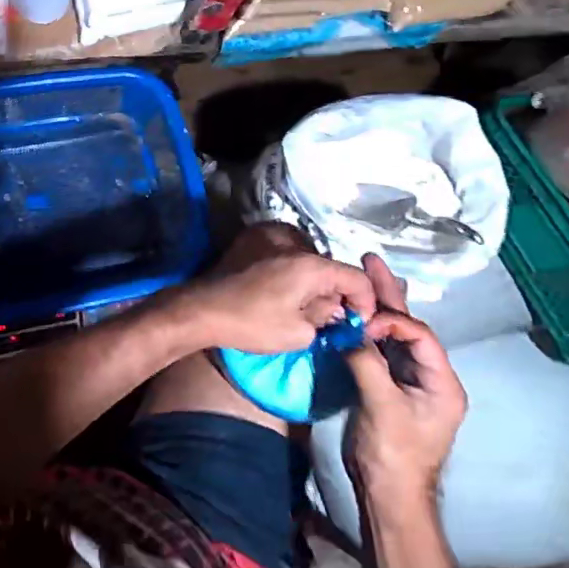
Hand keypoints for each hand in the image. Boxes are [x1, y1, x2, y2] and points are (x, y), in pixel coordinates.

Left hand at [171, 224, 377, 353]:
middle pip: (330, 264)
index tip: (356, 322)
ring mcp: (266, 235)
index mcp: (308, 263)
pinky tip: (283, 285)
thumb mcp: (300, 332)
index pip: (356, 277)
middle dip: (337, 289)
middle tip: (331, 315)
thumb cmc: (252, 323)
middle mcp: (290, 241)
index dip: (365, 302)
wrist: (203, 308)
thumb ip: (325, 315)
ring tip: (306, 300)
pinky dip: (291, 263)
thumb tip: (334, 307)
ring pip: (306, 253)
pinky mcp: (249, 239)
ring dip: (313, 275)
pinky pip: (283, 247)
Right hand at [345, 254, 466, 502]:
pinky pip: (381, 346)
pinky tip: (355, 309)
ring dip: (378, 304)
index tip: (364, 322)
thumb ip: (368, 364)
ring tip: (363, 272)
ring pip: (395, 333)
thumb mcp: (381, 407)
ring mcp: (410, 379)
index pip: (420, 335)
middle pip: (410, 326)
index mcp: (442, 382)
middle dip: (389, 294)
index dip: (393, 320)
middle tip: (370, 260)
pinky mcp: (389, 383)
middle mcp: (430, 375)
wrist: (388, 489)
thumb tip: (350, 332)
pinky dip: (368, 326)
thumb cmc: (393, 452)